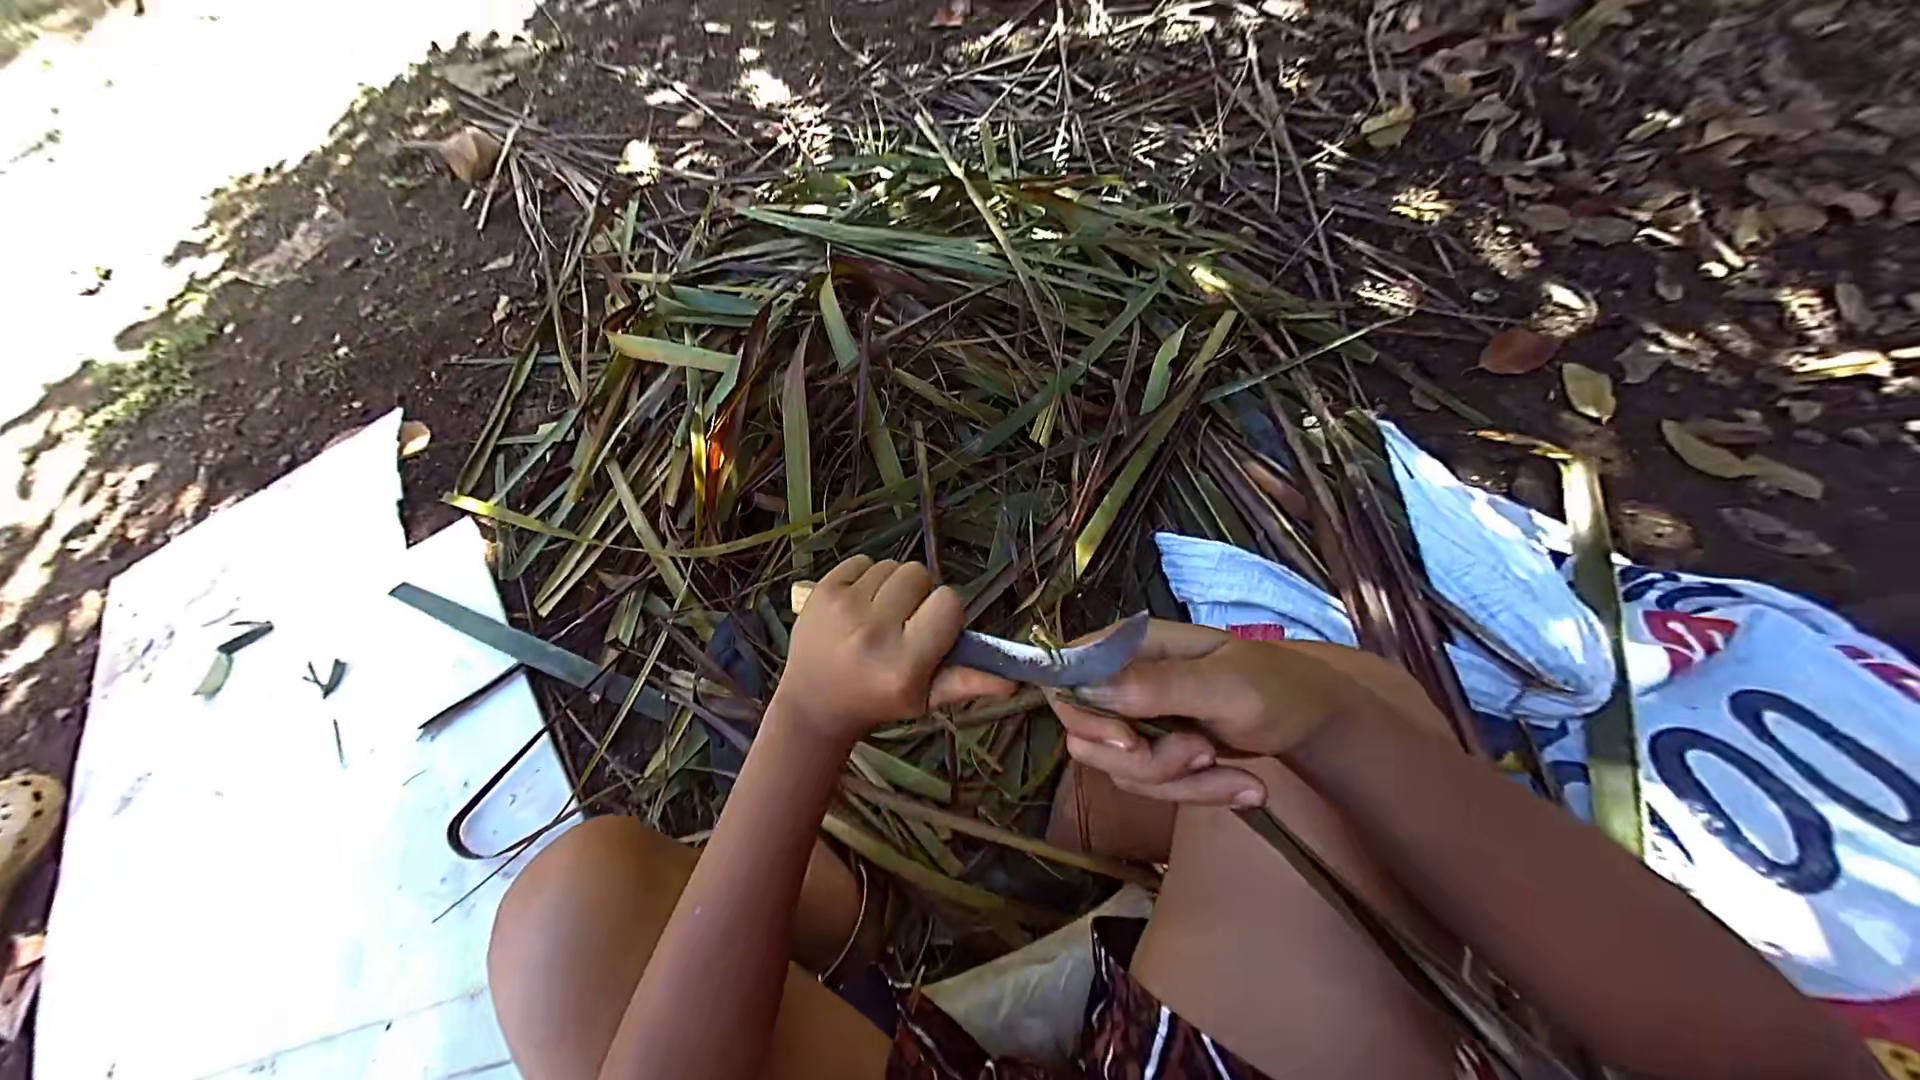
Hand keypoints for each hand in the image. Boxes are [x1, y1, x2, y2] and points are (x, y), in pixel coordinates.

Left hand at [774, 556, 1013, 745]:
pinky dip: (866, 578)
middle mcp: (874, 632)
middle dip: (920, 595)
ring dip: (893, 586)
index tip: (933, 629)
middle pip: (921, 575)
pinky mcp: (822, 590)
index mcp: (904, 663)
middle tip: (905, 622)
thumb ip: (968, 684)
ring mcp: (843, 607)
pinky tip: (859, 605)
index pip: (949, 602)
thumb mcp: (925, 700)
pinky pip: (863, 561)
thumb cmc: (878, 701)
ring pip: (893, 565)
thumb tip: (1014, 682)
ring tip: (880, 615)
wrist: (814, 702)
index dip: (946, 612)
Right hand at [1048, 619, 1440, 805]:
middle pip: (1087, 734)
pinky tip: (1243, 788)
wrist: (1314, 719)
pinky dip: (1196, 793)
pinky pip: (1150, 786)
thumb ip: (1160, 686)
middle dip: (1146, 760)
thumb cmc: (1277, 685)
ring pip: (1119, 769)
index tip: (1127, 742)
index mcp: (1131, 646)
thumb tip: (1093, 690)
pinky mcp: (1154, 751)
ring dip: (1179, 782)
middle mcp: (1123, 680)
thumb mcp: (1227, 685)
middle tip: (1200, 752)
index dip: (1082, 713)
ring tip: (1235, 774)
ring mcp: (1136, 718)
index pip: (1067, 675)